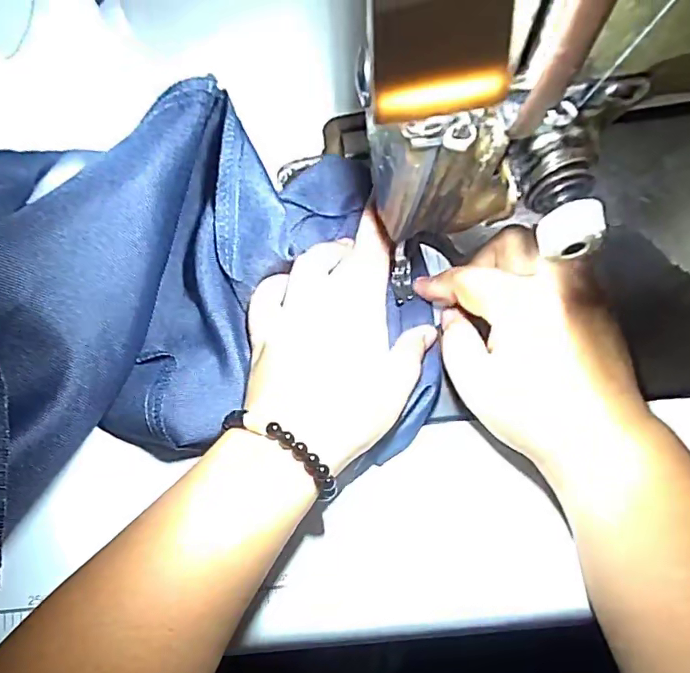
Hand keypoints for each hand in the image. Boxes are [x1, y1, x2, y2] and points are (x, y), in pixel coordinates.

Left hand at [241, 210, 435, 474]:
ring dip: (318, 260)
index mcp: (359, 301)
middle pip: (333, 251)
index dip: (379, 223)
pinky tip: (286, 289)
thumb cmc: (348, 416)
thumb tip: (425, 332)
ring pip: (301, 265)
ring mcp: (287, 311)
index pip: (371, 245)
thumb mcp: (396, 386)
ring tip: (328, 271)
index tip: (383, 213)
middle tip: (361, 258)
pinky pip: (266, 292)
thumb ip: (411, 351)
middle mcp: (320, 296)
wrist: (291, 442)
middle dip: (349, 247)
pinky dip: (280, 283)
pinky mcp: (263, 332)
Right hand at [414, 226, 651, 480]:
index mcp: (522, 300)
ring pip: (539, 249)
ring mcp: (584, 288)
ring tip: (494, 301)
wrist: (598, 435)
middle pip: (508, 244)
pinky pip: (560, 271)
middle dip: (478, 263)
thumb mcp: (475, 384)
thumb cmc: (546, 419)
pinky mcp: (599, 301)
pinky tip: (525, 312)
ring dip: (509, 267)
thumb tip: (450, 319)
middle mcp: (558, 282)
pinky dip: (536, 280)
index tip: (429, 290)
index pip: (470, 276)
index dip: (441, 283)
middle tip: (462, 293)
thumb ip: (453, 340)